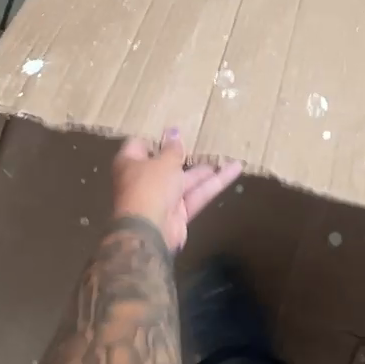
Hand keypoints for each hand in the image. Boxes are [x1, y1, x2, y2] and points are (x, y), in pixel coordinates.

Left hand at [111, 128, 243, 252]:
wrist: (149, 232)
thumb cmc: (150, 186)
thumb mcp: (164, 162)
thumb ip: (173, 148)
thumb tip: (173, 131)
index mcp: (130, 164)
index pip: (138, 145)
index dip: (155, 138)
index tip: (173, 131)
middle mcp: (144, 181)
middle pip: (165, 164)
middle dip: (184, 155)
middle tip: (202, 141)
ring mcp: (161, 199)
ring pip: (185, 180)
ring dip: (205, 170)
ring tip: (225, 155)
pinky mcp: (178, 214)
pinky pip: (197, 195)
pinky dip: (214, 184)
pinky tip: (235, 170)